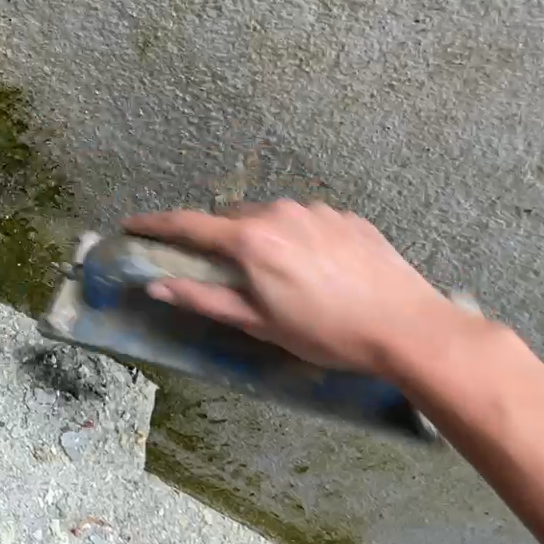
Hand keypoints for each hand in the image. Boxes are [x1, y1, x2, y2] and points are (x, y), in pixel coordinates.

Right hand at [121, 200, 473, 377]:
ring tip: (276, 273)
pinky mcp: (346, 218)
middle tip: (223, 269)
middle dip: (217, 238)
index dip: (154, 224)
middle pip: (229, 219)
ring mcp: (316, 211)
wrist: (412, 329)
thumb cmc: (326, 332)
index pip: (187, 224)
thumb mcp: (257, 322)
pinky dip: (295, 238)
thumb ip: (202, 299)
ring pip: (268, 218)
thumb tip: (155, 287)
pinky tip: (313, 268)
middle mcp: (278, 214)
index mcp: (250, 240)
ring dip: (258, 237)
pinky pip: (304, 220)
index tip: (131, 224)